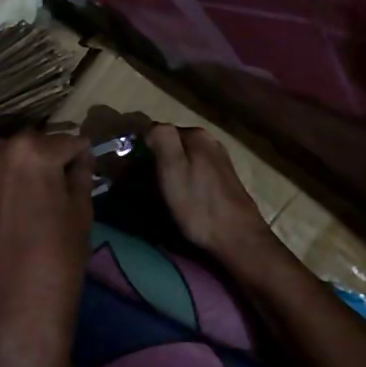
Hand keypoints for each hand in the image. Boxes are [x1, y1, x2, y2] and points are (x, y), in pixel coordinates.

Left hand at [0, 131, 93, 366]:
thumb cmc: (59, 261)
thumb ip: (80, 176)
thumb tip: (80, 157)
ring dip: (11, 164)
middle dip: (45, 156)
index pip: (67, 141)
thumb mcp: (82, 213)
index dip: (79, 156)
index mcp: (35, 152)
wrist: (17, 306)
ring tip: (20, 191)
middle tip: (55, 184)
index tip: (83, 170)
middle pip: (29, 143)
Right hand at [146, 125, 277, 268]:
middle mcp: (210, 141)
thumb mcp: (173, 168)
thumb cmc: (199, 205)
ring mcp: (219, 160)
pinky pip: (193, 172)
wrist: (237, 238)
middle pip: (170, 145)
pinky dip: (181, 181)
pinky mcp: (223, 179)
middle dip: (153, 161)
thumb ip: (161, 138)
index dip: (139, 149)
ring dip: (167, 173)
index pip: (156, 131)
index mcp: (196, 135)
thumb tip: (148, 128)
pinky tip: (179, 199)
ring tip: (156, 195)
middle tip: (140, 186)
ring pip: (181, 159)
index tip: (128, 170)